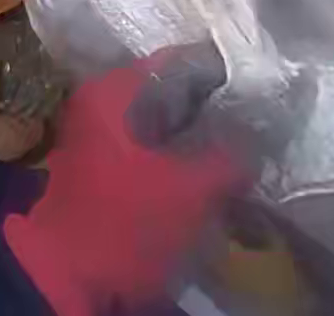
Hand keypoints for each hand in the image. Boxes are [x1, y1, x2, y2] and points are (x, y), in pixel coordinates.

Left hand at [2, 44, 242, 315]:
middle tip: (262, 117)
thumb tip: (259, 126)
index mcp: (112, 92)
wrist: (71, 270)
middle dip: (215, 106)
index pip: (171, 62)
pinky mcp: (109, 162)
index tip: (257, 79)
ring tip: (250, 148)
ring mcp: (102, 131)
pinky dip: (185, 155)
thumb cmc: (126, 219)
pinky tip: (221, 174)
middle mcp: (102, 100)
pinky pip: (155, 146)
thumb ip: (227, 153)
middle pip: (168, 90)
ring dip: (203, 135)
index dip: (216, 68)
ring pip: (164, 121)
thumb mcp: (188, 189)